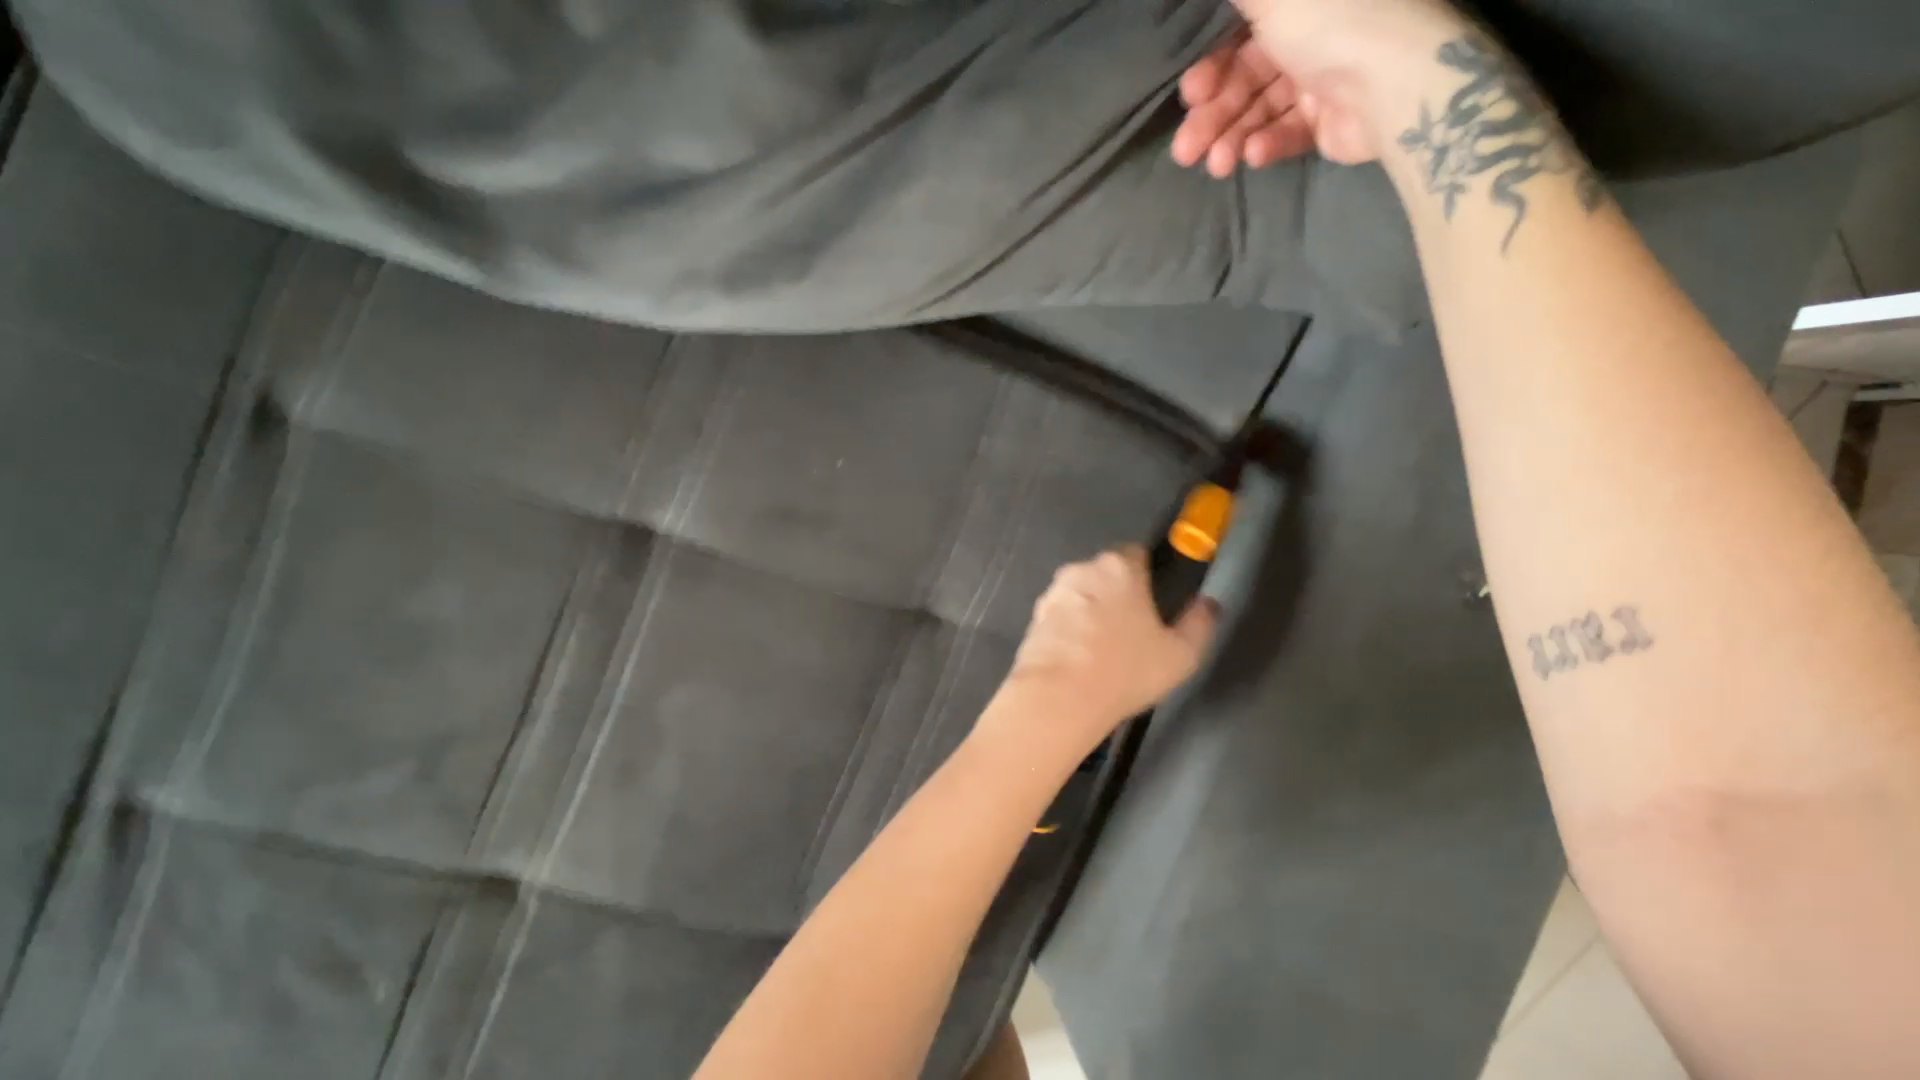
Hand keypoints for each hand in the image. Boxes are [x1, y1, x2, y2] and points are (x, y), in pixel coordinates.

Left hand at [990, 547, 1217, 755]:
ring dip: (1092, 614)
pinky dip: (1070, 633)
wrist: (1057, 699)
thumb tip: (1208, 604)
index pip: (1138, 553)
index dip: (1149, 577)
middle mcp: (1081, 570)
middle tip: (1134, 634)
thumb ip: (1199, 624)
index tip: (1156, 605)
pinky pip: (1060, 619)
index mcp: (1119, 567)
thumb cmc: (1125, 670)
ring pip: (1081, 597)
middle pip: (1106, 575)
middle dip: (1119, 596)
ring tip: (1104, 654)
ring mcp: (1052, 594)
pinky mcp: (1032, 620)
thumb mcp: (1181, 655)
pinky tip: (1079, 663)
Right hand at [1172, 0, 1472, 171]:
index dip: (1210, 68)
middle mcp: (1311, 36)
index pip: (1240, 38)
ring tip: (1215, 166)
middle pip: (1246, 81)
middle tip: (1185, 150)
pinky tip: (1253, 156)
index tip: (1191, 94)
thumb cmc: (1333, 22)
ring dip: (1231, 139)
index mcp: (1300, 4)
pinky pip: (1289, 132)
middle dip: (1212, 117)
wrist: (1396, 81)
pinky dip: (1268, 144)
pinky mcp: (1332, 121)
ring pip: (1262, 111)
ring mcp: (1323, 80)